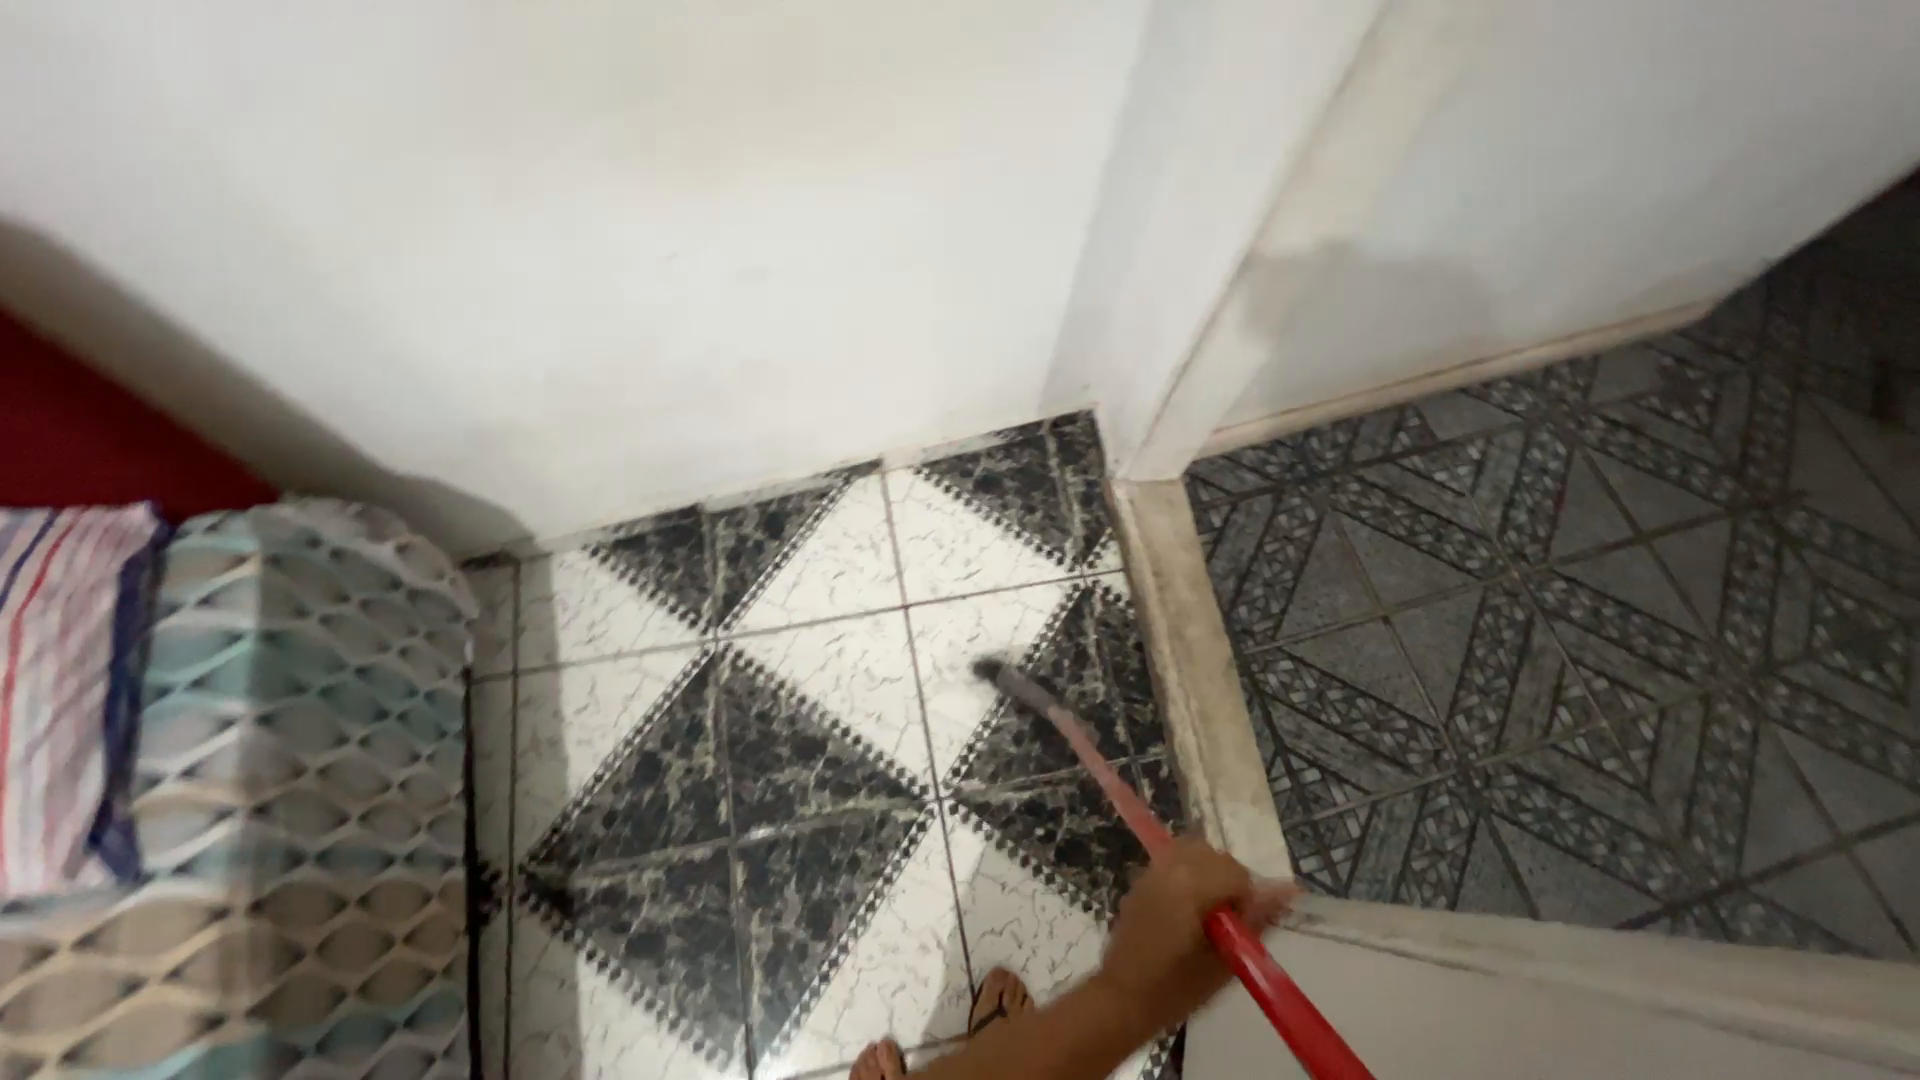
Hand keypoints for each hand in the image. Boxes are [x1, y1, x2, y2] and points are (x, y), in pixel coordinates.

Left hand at [1094, 837, 1300, 1034]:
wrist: (1123, 995)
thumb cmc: (1176, 987)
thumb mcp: (1225, 961)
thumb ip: (1256, 919)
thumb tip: (1289, 889)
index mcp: (1189, 884)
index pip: (1236, 872)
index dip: (1247, 900)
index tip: (1240, 930)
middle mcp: (1169, 866)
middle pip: (1215, 855)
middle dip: (1229, 882)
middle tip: (1227, 923)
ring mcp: (1151, 869)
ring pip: (1193, 850)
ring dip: (1209, 873)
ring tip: (1208, 912)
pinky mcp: (1141, 878)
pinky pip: (1173, 859)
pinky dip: (1188, 873)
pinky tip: (1187, 908)